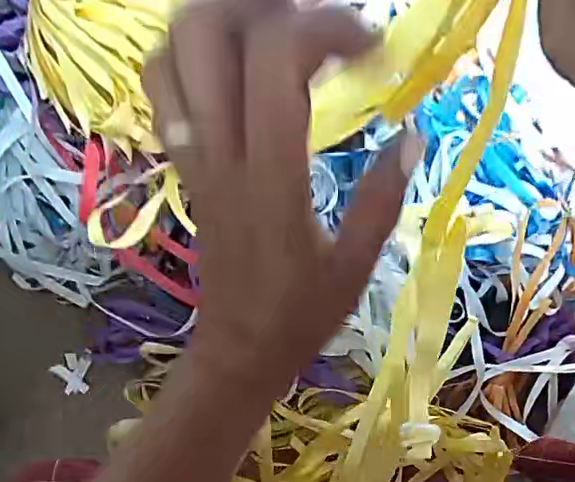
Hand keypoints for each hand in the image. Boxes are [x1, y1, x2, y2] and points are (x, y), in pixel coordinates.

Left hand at [142, 0, 415, 398]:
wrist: (239, 354)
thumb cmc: (299, 319)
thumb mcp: (353, 268)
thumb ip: (382, 200)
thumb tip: (411, 134)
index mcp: (270, 180)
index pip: (278, 59)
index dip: (327, 28)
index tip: (370, 51)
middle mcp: (222, 158)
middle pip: (207, 32)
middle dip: (260, 3)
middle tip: (309, 20)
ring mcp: (195, 163)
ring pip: (173, 54)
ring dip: (218, 20)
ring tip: (270, 31)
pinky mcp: (186, 173)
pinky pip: (163, 94)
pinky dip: (187, 59)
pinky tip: (231, 71)